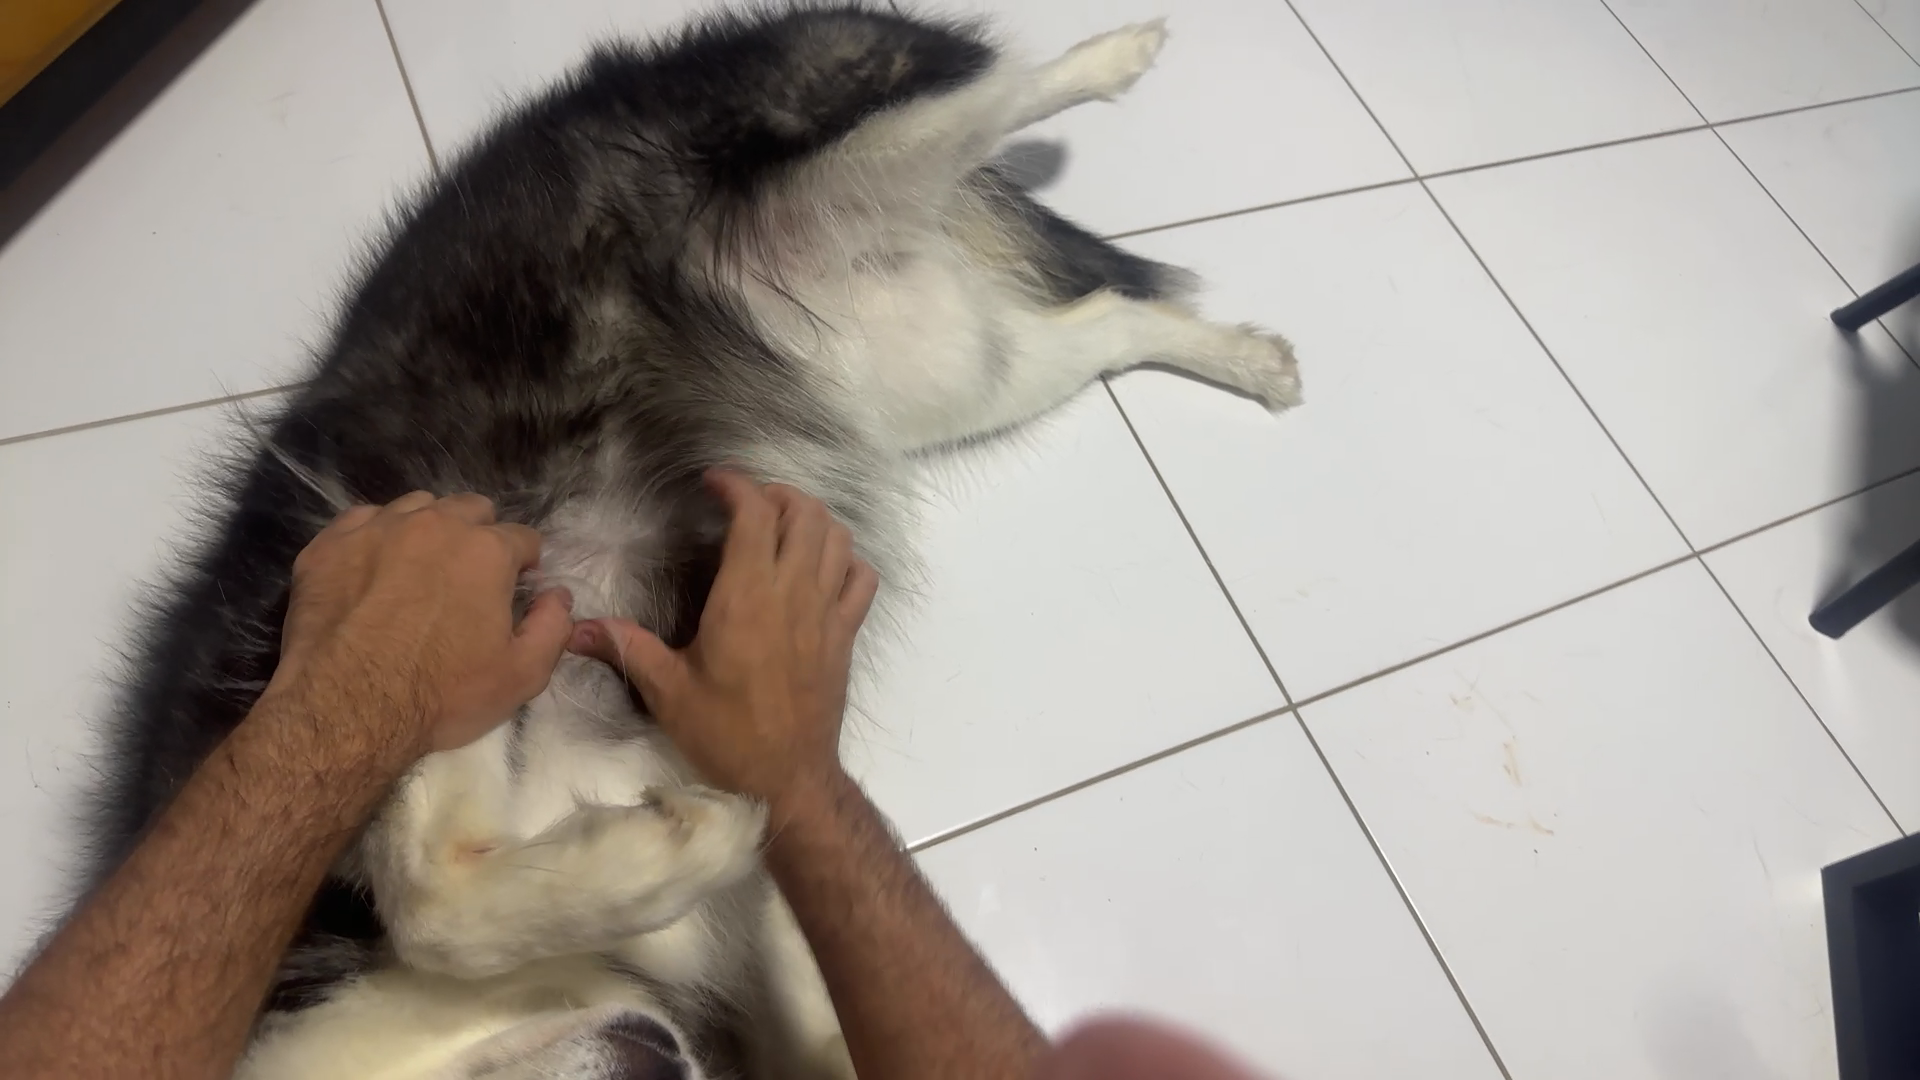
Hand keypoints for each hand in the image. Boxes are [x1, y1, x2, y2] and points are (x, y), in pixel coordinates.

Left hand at [267, 491, 574, 758]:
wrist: (344, 714)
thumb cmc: (444, 693)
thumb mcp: (525, 673)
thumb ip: (555, 625)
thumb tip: (557, 595)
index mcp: (488, 552)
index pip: (524, 537)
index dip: (525, 565)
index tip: (514, 592)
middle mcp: (436, 526)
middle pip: (472, 508)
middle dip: (481, 534)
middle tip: (471, 576)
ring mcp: (377, 531)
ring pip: (419, 505)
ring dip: (431, 529)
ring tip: (422, 567)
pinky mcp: (328, 546)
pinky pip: (364, 519)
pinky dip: (379, 535)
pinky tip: (377, 568)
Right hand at [569, 471, 878, 814]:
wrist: (787, 776)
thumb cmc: (725, 733)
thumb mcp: (668, 691)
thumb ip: (627, 647)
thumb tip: (575, 629)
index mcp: (746, 596)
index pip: (755, 514)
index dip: (738, 485)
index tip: (716, 481)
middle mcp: (794, 591)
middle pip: (805, 513)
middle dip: (778, 494)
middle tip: (749, 503)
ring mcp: (828, 610)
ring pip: (837, 538)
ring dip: (814, 519)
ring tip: (785, 525)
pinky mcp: (847, 632)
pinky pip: (863, 578)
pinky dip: (848, 560)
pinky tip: (825, 567)